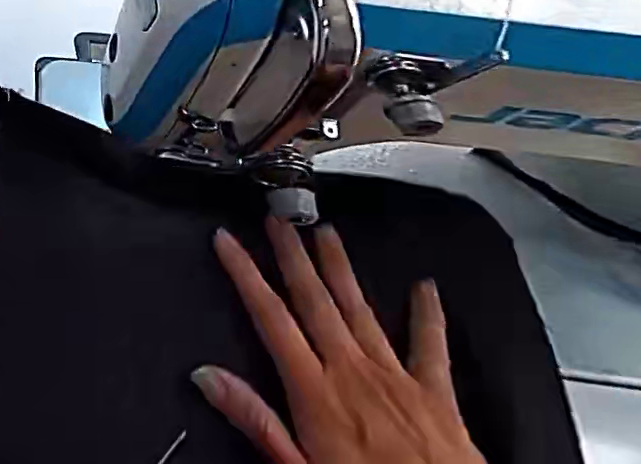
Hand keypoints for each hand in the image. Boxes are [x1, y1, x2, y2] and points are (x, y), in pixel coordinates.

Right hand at [195, 219, 484, 463]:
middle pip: (314, 299)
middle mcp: (351, 370)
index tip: (226, 239)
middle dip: (292, 255)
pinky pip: (430, 345)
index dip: (244, 273)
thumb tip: (205, 373)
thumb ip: (255, 422)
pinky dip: (428, 314)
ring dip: (340, 266)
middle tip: (277, 217)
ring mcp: (395, 376)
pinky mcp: (436, 394)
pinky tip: (426, 285)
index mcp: (316, 391)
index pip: (270, 318)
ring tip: (326, 230)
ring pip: (360, 307)